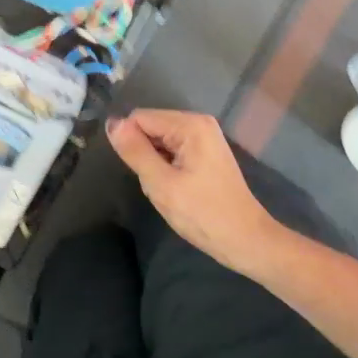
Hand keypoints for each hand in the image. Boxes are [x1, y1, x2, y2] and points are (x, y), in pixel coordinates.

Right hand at [107, 108, 286, 275]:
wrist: (245, 239)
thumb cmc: (203, 214)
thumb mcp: (162, 185)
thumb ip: (135, 152)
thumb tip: (112, 123)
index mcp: (190, 124)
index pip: (141, 118)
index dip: (132, 144)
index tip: (142, 174)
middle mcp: (200, 122)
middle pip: (153, 127)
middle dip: (146, 155)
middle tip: (159, 186)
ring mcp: (206, 136)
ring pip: (162, 141)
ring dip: (156, 165)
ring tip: (169, 190)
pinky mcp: (208, 152)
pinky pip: (175, 150)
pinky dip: (169, 168)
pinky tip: (178, 190)